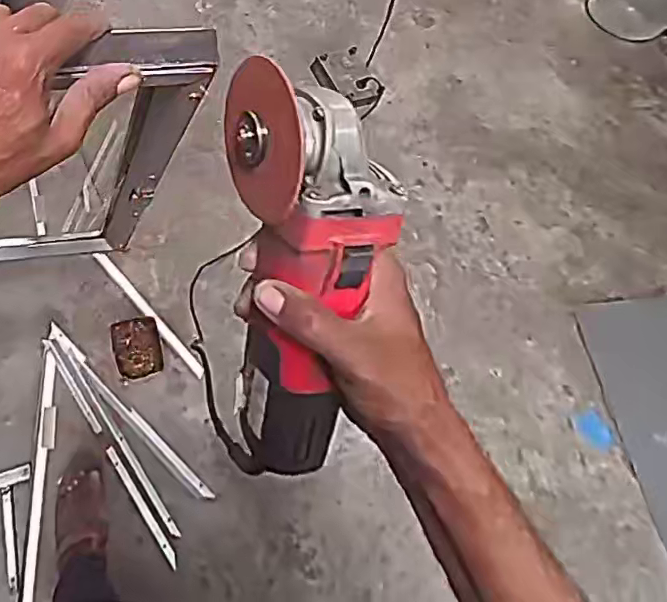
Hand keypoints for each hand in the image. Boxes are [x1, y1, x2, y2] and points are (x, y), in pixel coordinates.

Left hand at [0, 2, 138, 227]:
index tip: (90, 32)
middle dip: (50, 34)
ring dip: (10, 32)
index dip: (88, 29)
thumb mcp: (56, 140)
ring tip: (5, 65)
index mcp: (23, 66)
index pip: (70, 26)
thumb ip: (92, 97)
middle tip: (45, 63)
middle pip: (36, 14)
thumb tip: (122, 75)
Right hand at [237, 240, 452, 446]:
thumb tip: (271, 293)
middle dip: (277, 264)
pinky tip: (265, 326)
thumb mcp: (354, 350)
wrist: (411, 436)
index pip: (335, 230)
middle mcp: (359, 283)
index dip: (301, 229)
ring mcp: (344, 307)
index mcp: (377, 273)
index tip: (272, 239)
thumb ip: (310, 321)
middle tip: (255, 275)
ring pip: (300, 284)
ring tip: (255, 307)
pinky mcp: (330, 329)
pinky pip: (297, 312)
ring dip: (273, 293)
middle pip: (310, 255)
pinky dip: (278, 317)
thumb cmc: (407, 391)